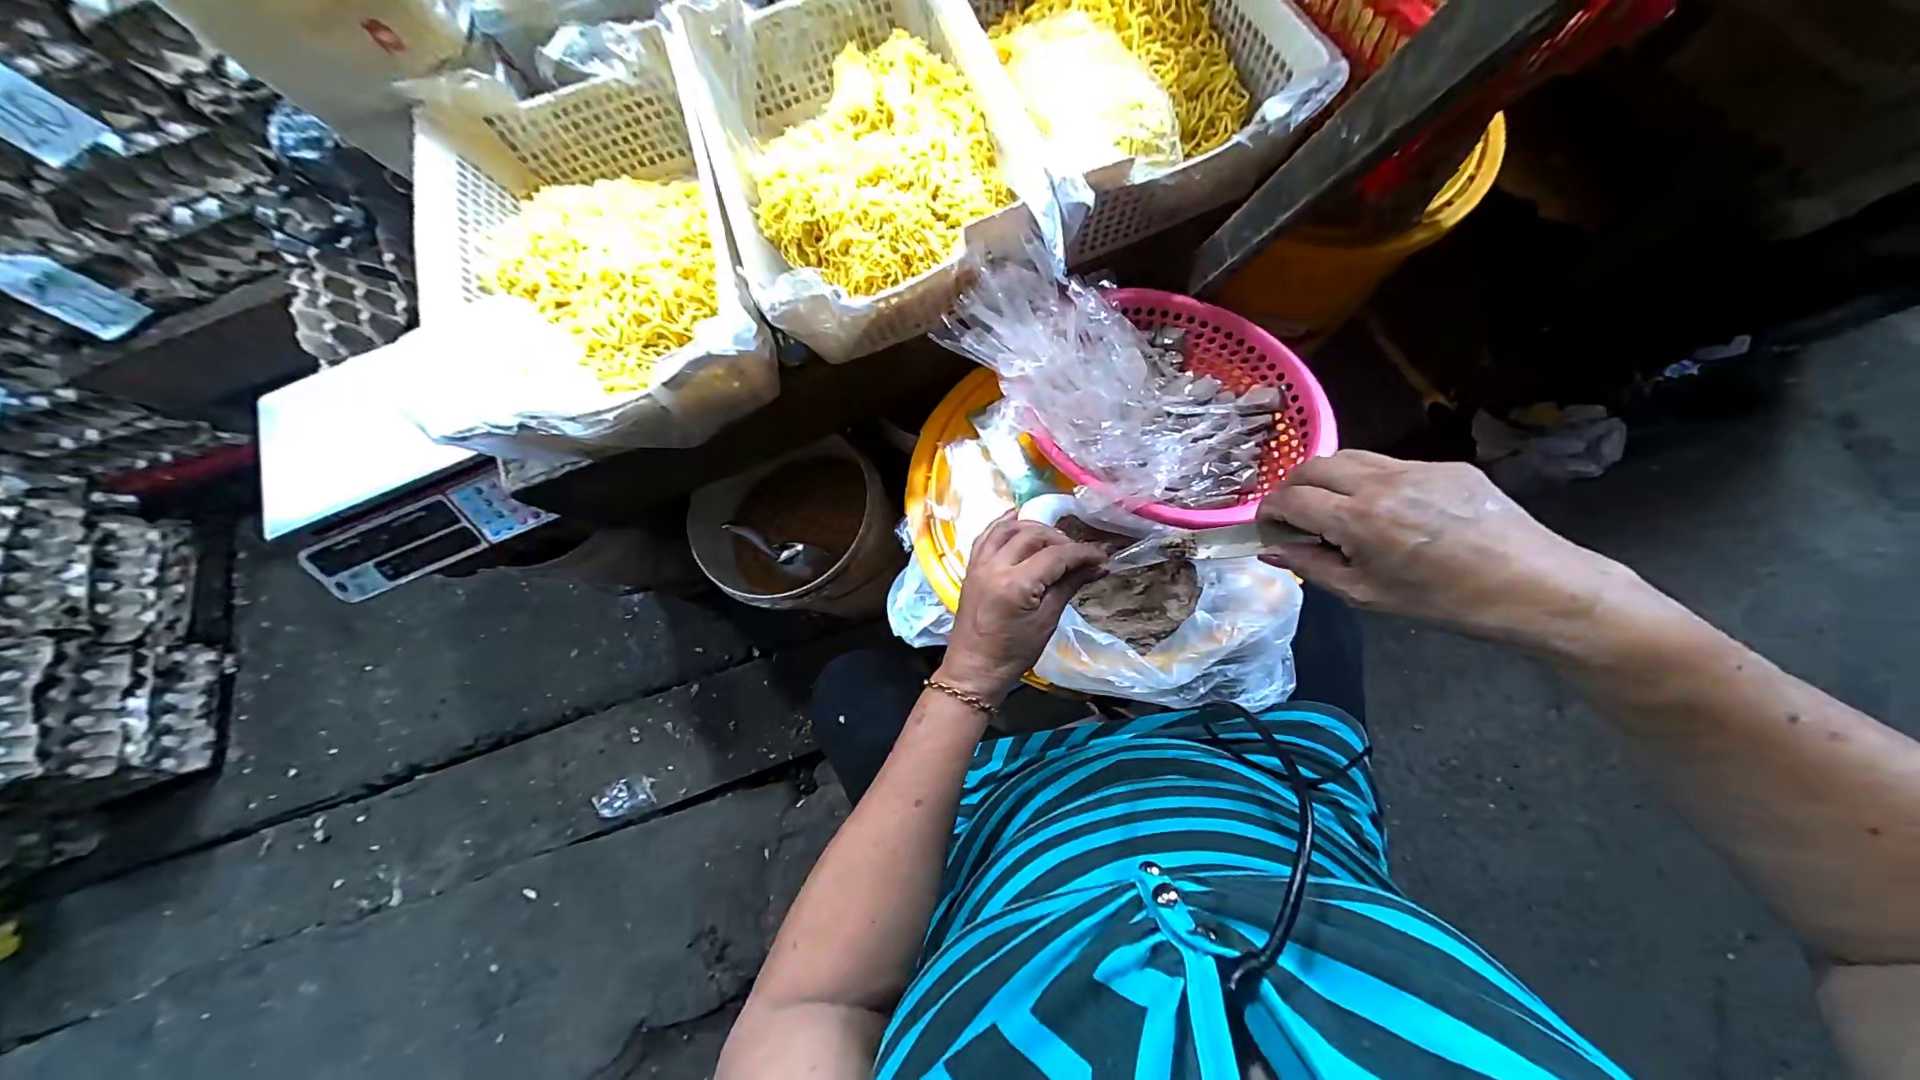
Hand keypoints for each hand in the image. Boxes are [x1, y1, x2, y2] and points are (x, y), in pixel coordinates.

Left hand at [937, 513, 1108, 703]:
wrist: (975, 669)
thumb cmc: (1013, 653)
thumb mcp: (1047, 621)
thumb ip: (1069, 586)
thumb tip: (1097, 566)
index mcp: (1016, 584)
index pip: (1055, 555)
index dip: (1082, 552)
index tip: (1102, 556)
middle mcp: (995, 567)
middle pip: (1033, 535)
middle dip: (1060, 539)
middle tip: (1078, 553)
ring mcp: (980, 565)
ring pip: (1008, 529)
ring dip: (1033, 527)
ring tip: (1054, 538)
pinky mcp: (972, 567)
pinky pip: (987, 536)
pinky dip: (1003, 524)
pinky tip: (1017, 517)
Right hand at [1258, 450, 1629, 646]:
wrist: (1536, 586)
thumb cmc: (1444, 602)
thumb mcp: (1366, 594)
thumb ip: (1311, 567)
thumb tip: (1271, 550)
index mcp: (1359, 520)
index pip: (1291, 499)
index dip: (1270, 512)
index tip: (1269, 528)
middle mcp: (1381, 483)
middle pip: (1312, 466)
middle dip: (1292, 488)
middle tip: (1294, 515)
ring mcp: (1416, 468)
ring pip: (1348, 457)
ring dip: (1326, 478)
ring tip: (1332, 507)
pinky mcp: (1444, 465)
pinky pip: (1387, 463)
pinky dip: (1366, 480)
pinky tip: (1383, 509)